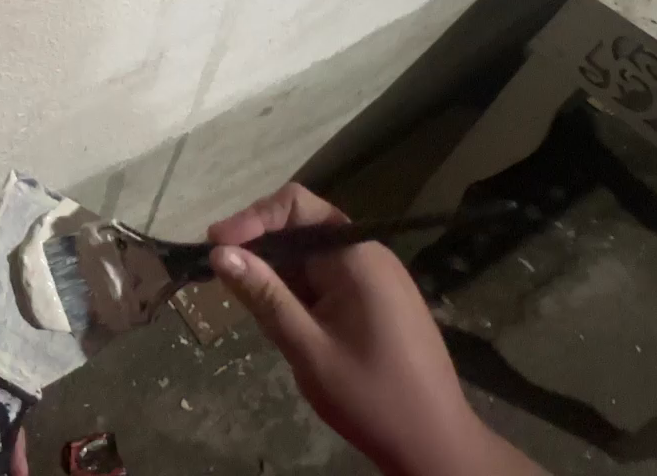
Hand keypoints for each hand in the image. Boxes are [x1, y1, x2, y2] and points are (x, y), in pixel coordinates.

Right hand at [208, 184, 540, 475]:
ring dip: (274, 268)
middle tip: (221, 271)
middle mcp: (367, 255)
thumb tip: (218, 252)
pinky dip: (294, 285)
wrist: (440, 453)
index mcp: (357, 257)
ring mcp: (374, 277)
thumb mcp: (307, 348)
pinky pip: (322, 273)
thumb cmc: (374, 400)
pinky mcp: (374, 298)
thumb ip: (263, 295)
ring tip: (245, 296)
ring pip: (307, 252)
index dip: (251, 218)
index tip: (217, 244)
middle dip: (257, 244)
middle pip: (299, 226)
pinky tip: (279, 312)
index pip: (295, 205)